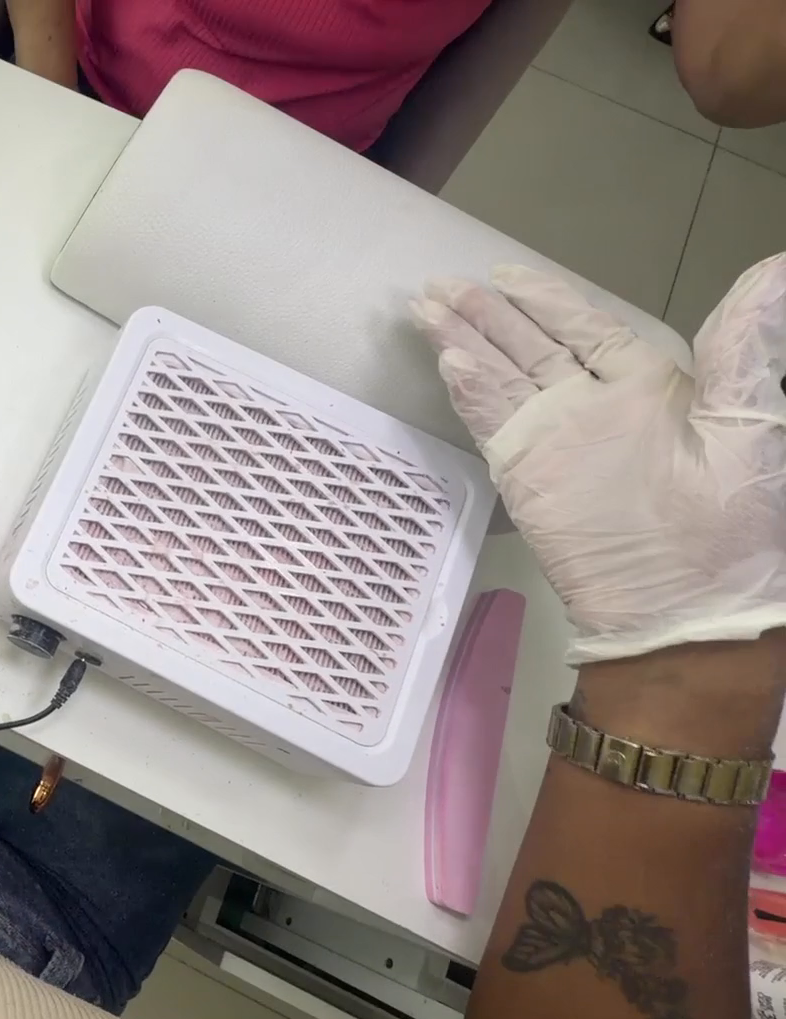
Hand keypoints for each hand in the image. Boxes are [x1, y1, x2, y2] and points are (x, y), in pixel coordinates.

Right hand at [411, 257, 785, 663]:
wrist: (684, 594)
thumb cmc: (735, 514)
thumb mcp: (752, 422)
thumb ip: (744, 350)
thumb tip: (772, 268)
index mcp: (646, 385)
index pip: (583, 328)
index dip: (543, 299)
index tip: (503, 273)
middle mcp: (587, 402)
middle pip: (524, 345)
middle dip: (482, 312)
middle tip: (438, 285)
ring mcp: (546, 433)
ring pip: (495, 374)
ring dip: (460, 340)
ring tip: (424, 309)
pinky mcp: (517, 464)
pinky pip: (487, 417)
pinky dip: (468, 388)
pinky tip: (448, 359)